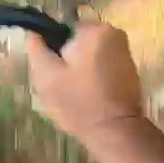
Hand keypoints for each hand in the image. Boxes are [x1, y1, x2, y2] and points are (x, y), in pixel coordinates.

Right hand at [26, 22, 145, 142]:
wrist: (115, 132)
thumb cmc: (78, 102)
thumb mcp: (46, 75)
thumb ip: (36, 49)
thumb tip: (33, 33)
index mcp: (95, 30)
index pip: (62, 31)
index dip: (53, 51)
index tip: (53, 72)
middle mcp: (115, 34)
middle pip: (77, 42)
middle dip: (68, 60)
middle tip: (62, 85)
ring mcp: (125, 52)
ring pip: (90, 55)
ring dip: (81, 70)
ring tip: (76, 93)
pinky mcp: (130, 70)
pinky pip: (103, 66)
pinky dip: (94, 77)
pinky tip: (90, 96)